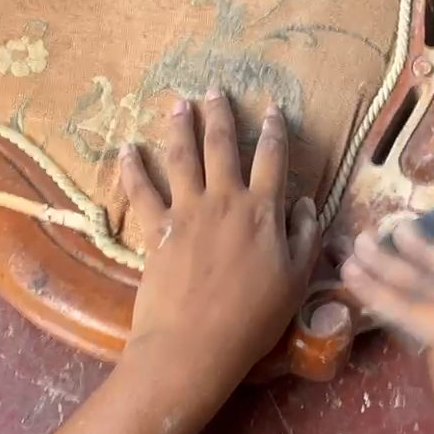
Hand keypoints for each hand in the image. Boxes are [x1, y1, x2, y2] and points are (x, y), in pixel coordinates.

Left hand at [118, 88, 320, 396]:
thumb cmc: (253, 318)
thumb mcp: (296, 280)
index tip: (273, 108)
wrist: (195, 345)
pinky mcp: (155, 229)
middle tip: (215, 88)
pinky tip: (127, 148)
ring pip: (182, 157)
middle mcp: (224, 200)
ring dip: (180, 126)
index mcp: (262, 210)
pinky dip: (132, 168)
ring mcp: (186, 211)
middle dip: (220, 113)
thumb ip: (305, 236)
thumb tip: (306, 202)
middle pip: (222, 145)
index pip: (272, 158)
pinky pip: (141, 191)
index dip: (274, 130)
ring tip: (178, 102)